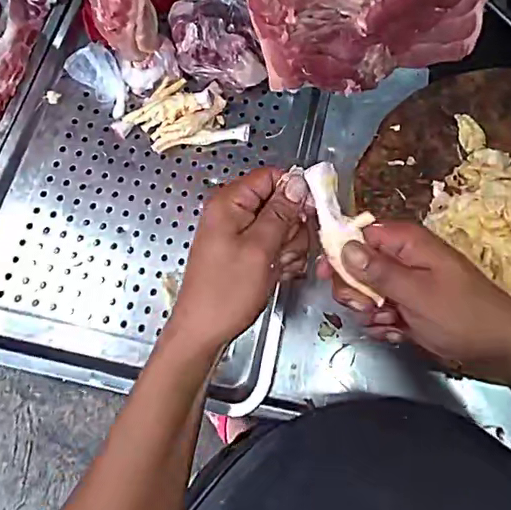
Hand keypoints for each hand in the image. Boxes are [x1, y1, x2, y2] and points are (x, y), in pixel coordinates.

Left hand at [170, 167, 310, 349]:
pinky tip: (277, 272)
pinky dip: (283, 257)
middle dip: (292, 225)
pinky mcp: (247, 250)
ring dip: (290, 245)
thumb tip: (298, 181)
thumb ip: (281, 212)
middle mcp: (234, 212)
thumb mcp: (259, 249)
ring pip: (284, 224)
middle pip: (281, 201)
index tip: (307, 212)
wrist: (204, 333)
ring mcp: (240, 232)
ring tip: (278, 265)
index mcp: (229, 203)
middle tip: (284, 248)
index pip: (271, 176)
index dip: (294, 191)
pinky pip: (277, 243)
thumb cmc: (225, 293)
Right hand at [319, 221, 510, 381]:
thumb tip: (344, 245)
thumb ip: (378, 271)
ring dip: (371, 313)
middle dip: (357, 291)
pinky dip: (385, 325)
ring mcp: (408, 283)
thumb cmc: (462, 314)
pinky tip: (399, 334)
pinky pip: (383, 312)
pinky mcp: (411, 306)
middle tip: (371, 308)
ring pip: (367, 292)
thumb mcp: (416, 293)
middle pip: (358, 265)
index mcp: (408, 241)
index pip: (360, 234)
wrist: (499, 346)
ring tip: (392, 322)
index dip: (341, 253)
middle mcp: (406, 257)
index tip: (331, 277)